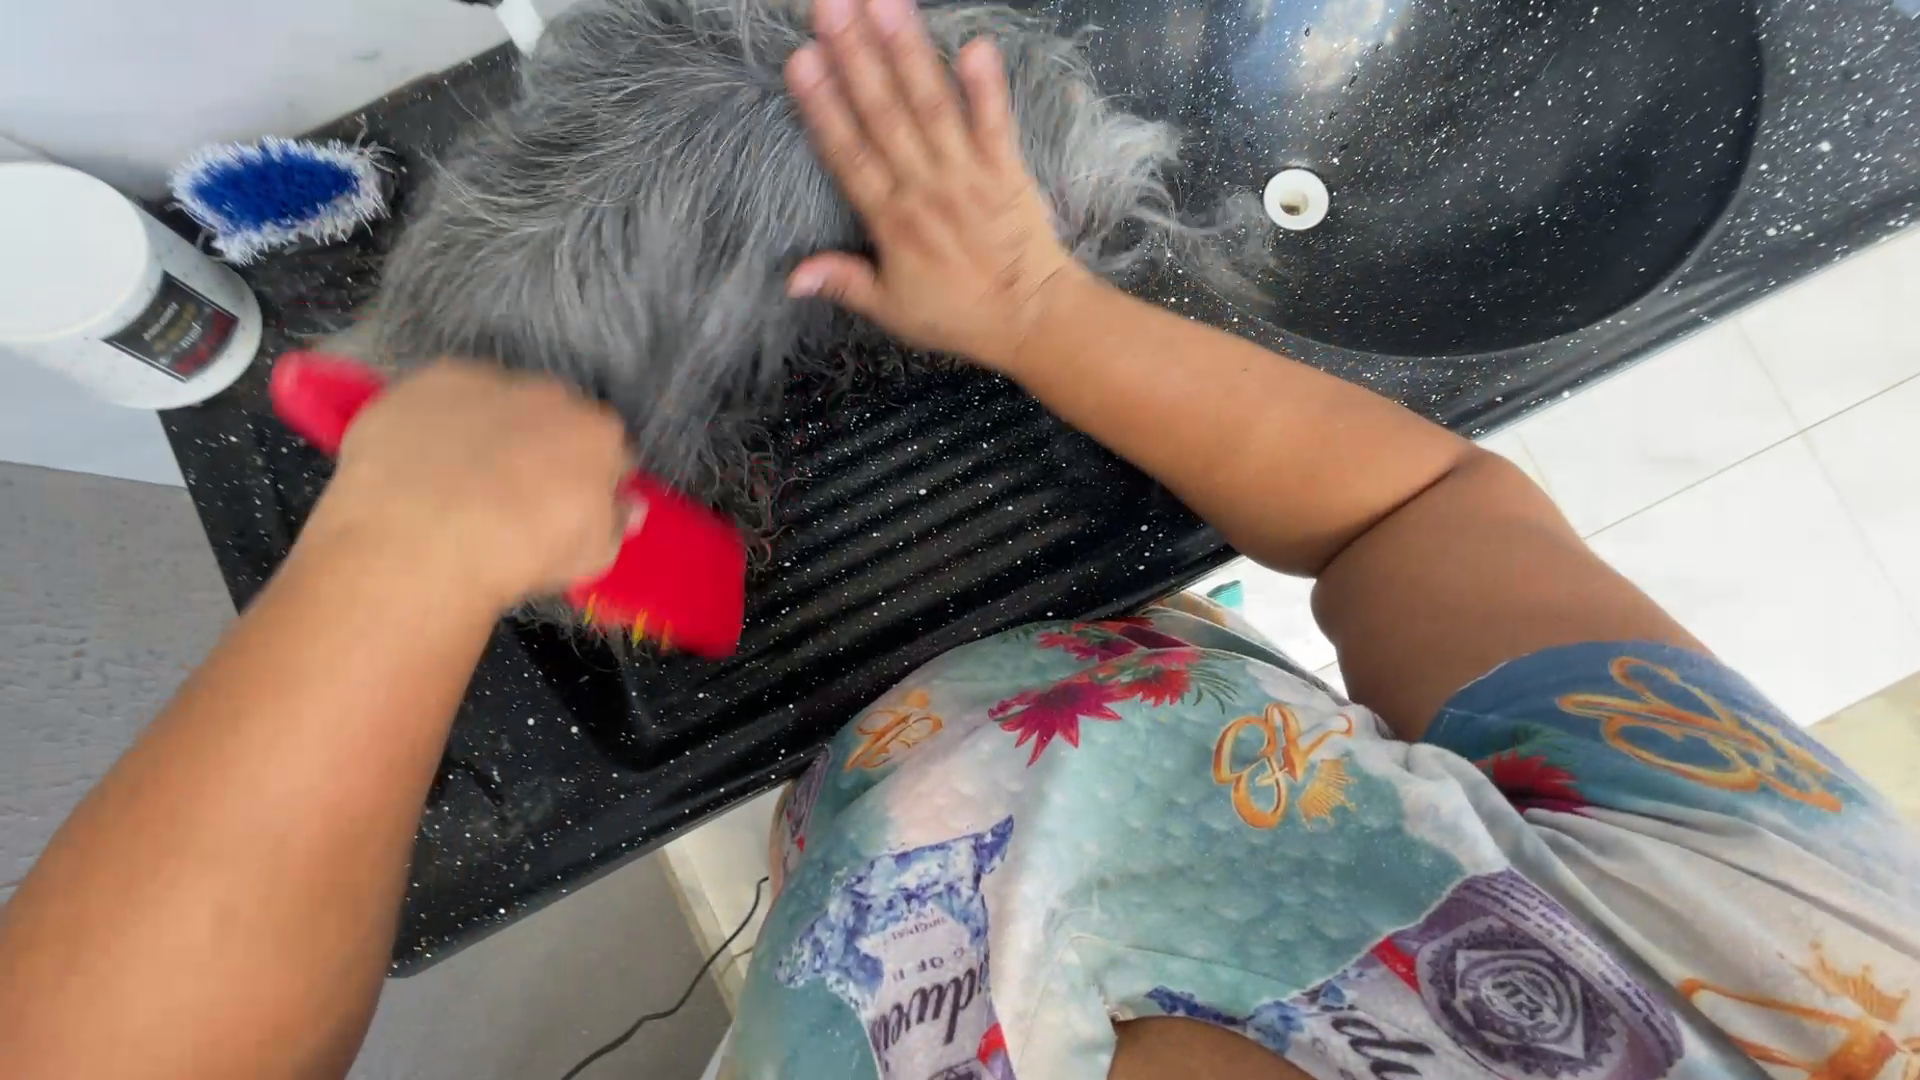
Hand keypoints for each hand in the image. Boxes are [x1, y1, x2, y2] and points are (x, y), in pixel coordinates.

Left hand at [301, 361, 634, 610]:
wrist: (421, 543)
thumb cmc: (521, 553)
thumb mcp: (592, 556)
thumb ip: (616, 522)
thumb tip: (626, 505)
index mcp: (600, 434)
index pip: (612, 450)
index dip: (596, 478)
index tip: (577, 501)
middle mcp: (553, 396)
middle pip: (559, 417)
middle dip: (548, 445)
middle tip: (522, 490)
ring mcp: (490, 383)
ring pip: (503, 403)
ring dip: (496, 428)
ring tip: (467, 477)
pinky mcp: (430, 381)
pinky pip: (448, 397)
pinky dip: (444, 420)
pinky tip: (429, 459)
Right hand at [784, 0, 1093, 371]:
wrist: (1030, 318)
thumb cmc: (960, 315)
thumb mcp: (893, 311)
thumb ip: (844, 283)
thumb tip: (791, 278)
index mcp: (892, 222)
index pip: (850, 156)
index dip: (824, 109)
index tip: (801, 61)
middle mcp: (926, 189)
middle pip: (884, 116)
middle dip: (856, 56)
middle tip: (831, 4)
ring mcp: (967, 175)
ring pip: (931, 106)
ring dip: (907, 52)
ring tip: (884, 2)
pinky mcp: (1006, 168)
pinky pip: (994, 122)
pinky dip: (986, 86)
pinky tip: (974, 44)